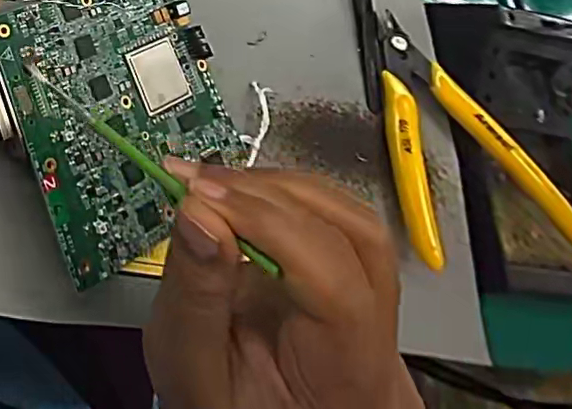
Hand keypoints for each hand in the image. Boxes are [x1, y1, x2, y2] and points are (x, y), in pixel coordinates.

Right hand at [145, 162, 419, 408]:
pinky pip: (325, 219)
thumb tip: (197, 210)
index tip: (201, 196)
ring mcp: (372, 308)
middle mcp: (382, 343)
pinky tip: (232, 198)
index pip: (334, 279)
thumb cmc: (218, 403)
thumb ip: (195, 292)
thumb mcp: (189, 364)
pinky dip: (273, 195)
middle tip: (198, 184)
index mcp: (350, 378)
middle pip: (350, 235)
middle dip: (265, 195)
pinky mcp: (346, 279)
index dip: (266, 223)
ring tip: (211, 187)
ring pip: (343, 216)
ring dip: (270, 187)